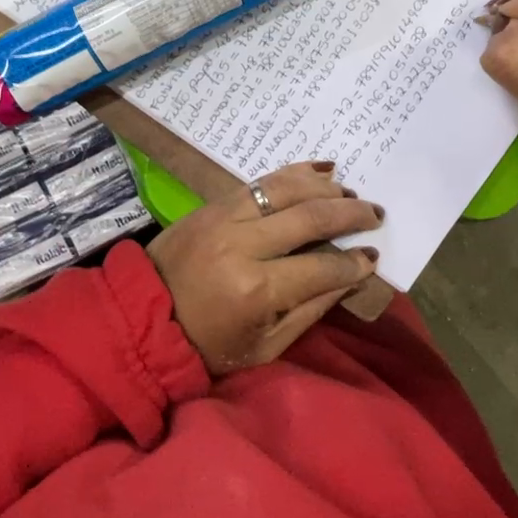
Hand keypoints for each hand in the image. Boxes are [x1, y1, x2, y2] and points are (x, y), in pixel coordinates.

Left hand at [147, 161, 383, 374]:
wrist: (141, 317)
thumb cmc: (207, 344)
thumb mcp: (264, 346)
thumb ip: (310, 309)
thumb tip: (351, 277)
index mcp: (256, 290)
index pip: (322, 268)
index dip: (354, 263)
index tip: (373, 258)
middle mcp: (243, 246)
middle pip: (310, 218)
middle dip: (350, 215)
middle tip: (376, 214)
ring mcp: (225, 218)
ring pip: (286, 189)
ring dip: (325, 187)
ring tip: (350, 193)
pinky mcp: (213, 205)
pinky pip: (259, 182)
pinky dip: (293, 173)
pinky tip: (319, 171)